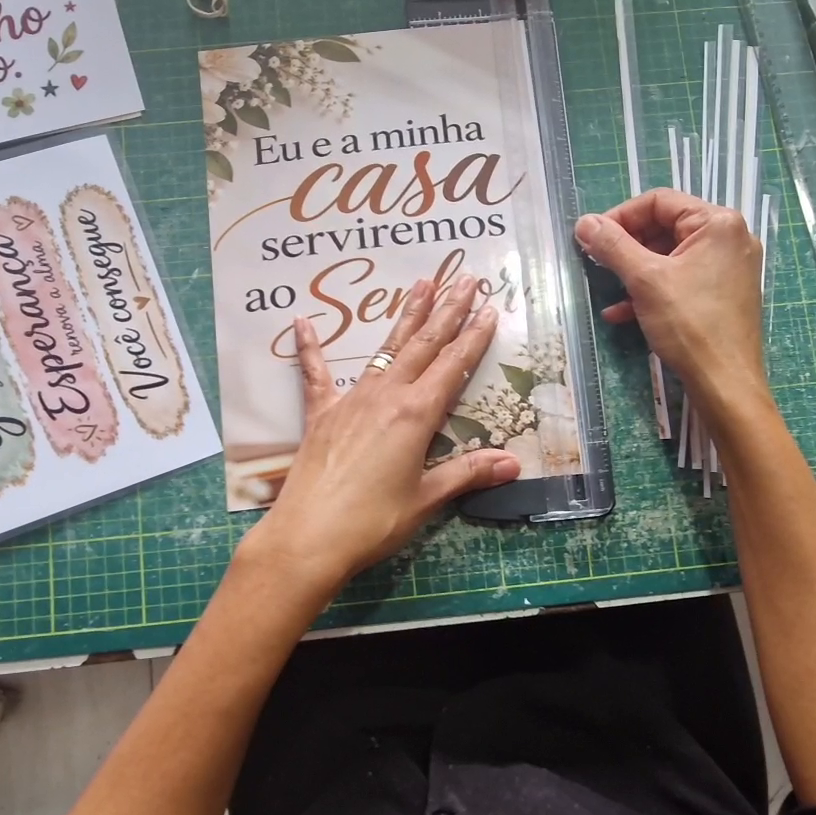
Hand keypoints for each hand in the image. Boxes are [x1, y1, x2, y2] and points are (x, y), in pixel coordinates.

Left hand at [247, 278, 520, 590]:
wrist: (308, 537)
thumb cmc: (373, 522)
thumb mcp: (426, 499)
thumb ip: (467, 473)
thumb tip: (514, 462)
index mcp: (416, 414)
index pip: (453, 366)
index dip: (474, 337)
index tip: (490, 308)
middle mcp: (385, 396)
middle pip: (423, 344)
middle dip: (447, 310)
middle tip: (464, 276)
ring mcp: (350, 401)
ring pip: (384, 350)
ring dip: (405, 316)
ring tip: (420, 284)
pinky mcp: (320, 415)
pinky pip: (316, 374)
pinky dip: (310, 348)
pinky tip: (301, 322)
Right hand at [577, 189, 766, 410]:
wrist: (725, 383)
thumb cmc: (689, 325)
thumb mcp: (645, 281)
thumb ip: (613, 247)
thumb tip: (584, 223)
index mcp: (718, 223)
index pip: (660, 201)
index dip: (620, 216)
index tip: (592, 238)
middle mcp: (729, 238)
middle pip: (666, 228)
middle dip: (627, 247)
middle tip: (597, 263)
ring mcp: (729, 269)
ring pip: (671, 257)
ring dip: (635, 272)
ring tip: (608, 290)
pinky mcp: (724, 295)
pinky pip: (682, 280)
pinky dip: (653, 291)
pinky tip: (623, 314)